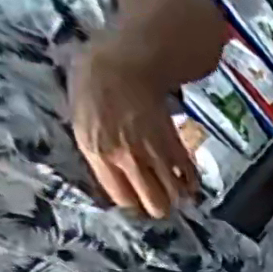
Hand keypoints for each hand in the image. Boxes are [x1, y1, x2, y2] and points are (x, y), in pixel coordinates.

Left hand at [69, 41, 197, 218]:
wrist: (122, 63)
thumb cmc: (94, 87)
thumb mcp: (82, 124)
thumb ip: (98, 157)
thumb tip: (117, 186)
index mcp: (98, 153)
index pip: (123, 201)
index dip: (134, 209)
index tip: (137, 205)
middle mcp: (128, 158)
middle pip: (156, 205)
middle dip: (159, 207)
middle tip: (157, 201)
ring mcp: (154, 151)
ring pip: (175, 196)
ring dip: (176, 198)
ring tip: (172, 192)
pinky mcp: (175, 144)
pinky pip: (189, 176)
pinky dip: (190, 183)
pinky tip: (185, 180)